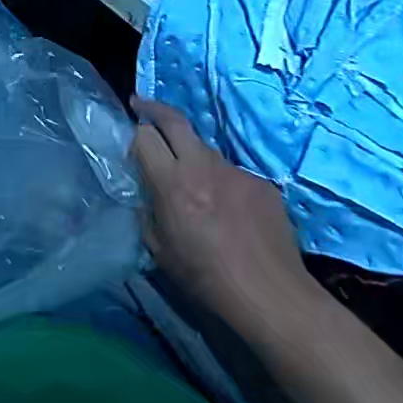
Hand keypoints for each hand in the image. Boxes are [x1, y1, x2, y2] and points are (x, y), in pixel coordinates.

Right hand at [131, 97, 317, 318]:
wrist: (271, 296)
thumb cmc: (207, 279)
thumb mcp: (160, 250)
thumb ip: (148, 212)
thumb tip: (146, 193)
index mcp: (173, 183)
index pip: (144, 136)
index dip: (134, 137)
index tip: (131, 143)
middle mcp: (202, 166)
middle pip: (174, 119)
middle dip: (153, 108)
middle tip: (140, 105)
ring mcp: (235, 171)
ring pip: (205, 149)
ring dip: (191, 156)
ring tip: (195, 188)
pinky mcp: (261, 182)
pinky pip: (233, 173)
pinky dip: (223, 184)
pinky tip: (230, 212)